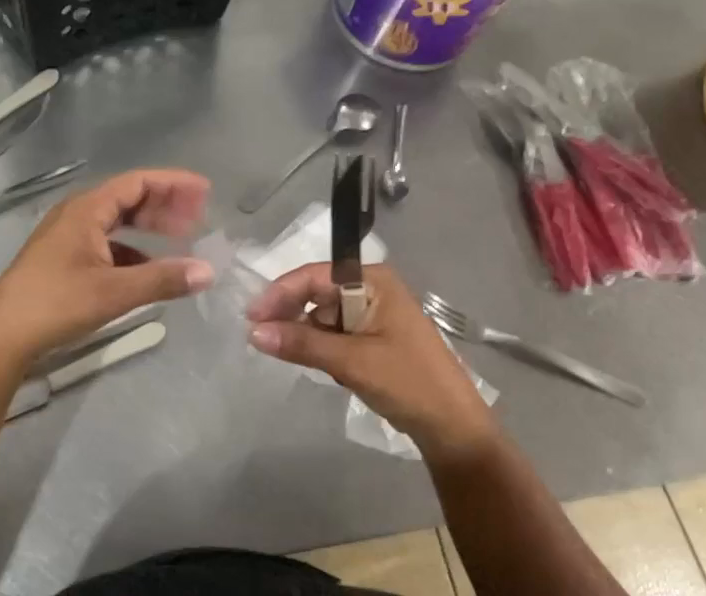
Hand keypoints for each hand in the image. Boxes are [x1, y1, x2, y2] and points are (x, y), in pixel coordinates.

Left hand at [0, 169, 215, 360]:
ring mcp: (69, 237)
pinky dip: (133, 250)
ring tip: (182, 239)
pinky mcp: (64, 259)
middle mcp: (78, 214)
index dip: (173, 183)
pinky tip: (150, 269)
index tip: (204, 191)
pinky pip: (107, 243)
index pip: (138, 182)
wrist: (2, 335)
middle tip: (200, 216)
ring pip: (118, 222)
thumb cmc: (56, 303)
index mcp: (87, 209)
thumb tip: (208, 271)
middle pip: (129, 198)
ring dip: (150, 228)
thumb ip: (162, 280)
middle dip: (165, 204)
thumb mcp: (114, 292)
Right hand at [247, 263, 495, 456]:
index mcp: (373, 281)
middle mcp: (372, 289)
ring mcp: (374, 314)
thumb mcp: (351, 362)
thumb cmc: (408, 383)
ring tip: (308, 363)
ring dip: (310, 339)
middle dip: (293, 317)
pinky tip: (332, 372)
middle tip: (263, 341)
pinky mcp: (374, 339)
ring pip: (323, 318)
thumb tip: (253, 332)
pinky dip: (325, 351)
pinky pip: (336, 336)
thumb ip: (302, 344)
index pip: (315, 276)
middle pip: (316, 294)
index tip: (251, 317)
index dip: (280, 293)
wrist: (454, 429)